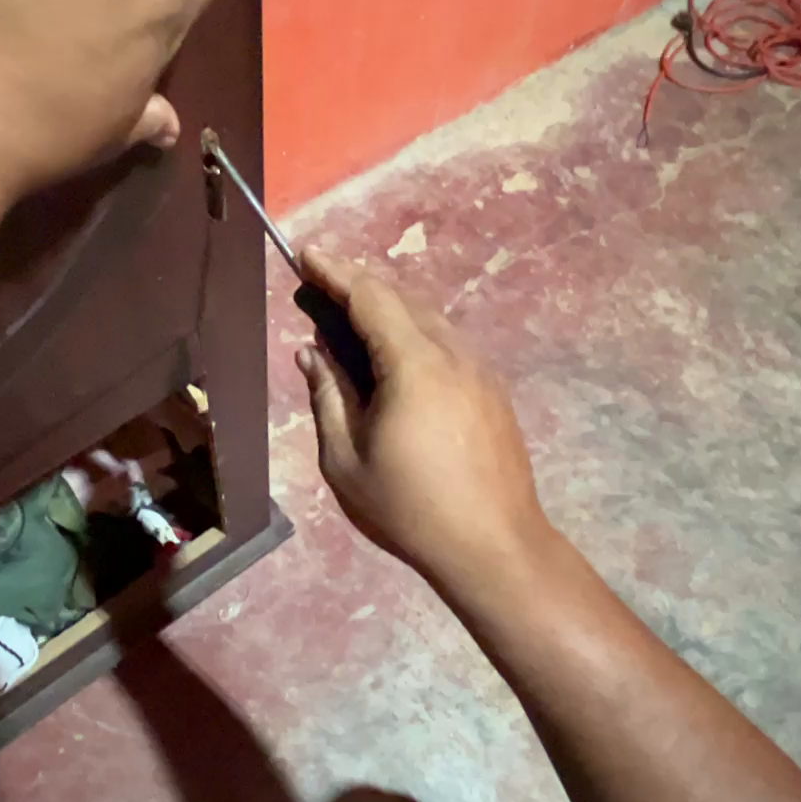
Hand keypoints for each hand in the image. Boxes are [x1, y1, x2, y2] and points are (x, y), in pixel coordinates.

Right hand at [296, 249, 559, 600]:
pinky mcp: (492, 390)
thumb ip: (327, 398)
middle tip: (321, 288)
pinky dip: (413, 333)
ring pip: (429, 318)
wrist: (494, 546)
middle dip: (359, 285)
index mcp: (413, 365)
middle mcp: (452, 353)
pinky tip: (396, 357)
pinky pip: (447, 342)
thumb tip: (311, 354)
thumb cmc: (408, 508)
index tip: (306, 255)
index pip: (369, 297)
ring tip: (353, 320)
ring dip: (388, 309)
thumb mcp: (344, 460)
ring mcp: (480, 370)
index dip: (335, 272)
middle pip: (402, 298)